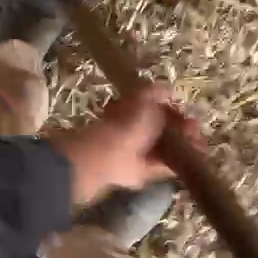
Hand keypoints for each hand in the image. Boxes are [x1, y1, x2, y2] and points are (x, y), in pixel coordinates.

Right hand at [48, 85, 198, 206]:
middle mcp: (133, 166)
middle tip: (161, 102)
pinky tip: (111, 106)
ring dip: (135, 115)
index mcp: (151, 169)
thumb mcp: (141, 121)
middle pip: (154, 140)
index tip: (188, 116)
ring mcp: (111, 156)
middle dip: (159, 120)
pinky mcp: (92, 145)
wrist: (68, 160)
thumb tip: (162, 88)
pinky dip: (114, 116)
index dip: (186, 134)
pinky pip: (110, 130)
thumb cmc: (112, 146)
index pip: (178, 153)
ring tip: (134, 98)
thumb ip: (152, 102)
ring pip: (130, 133)